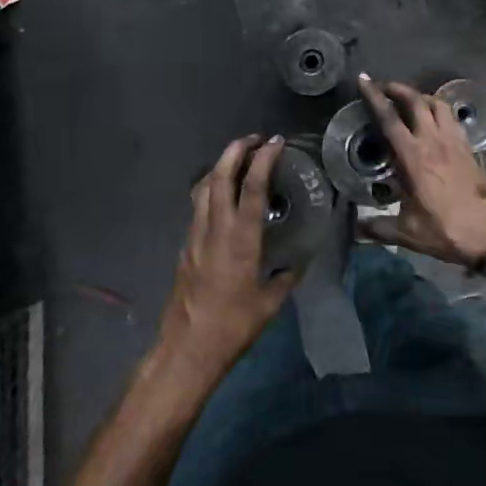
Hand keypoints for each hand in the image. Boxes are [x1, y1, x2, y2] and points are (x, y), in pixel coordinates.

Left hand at [156, 135, 300, 377]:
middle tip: (255, 138)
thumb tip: (299, 260)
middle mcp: (215, 229)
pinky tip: (222, 193)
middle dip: (236, 150)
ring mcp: (196, 235)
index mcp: (241, 239)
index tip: (276, 142)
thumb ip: (286, 275)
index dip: (264, 159)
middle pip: (220, 176)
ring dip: (221, 165)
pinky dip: (211, 187)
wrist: (188, 347)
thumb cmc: (234, 325)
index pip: (251, 187)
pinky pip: (198, 205)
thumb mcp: (270, 302)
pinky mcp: (186, 245)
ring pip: (204, 187)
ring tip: (238, 156)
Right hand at [356, 74, 485, 264]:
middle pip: (416, 101)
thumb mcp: (408, 233)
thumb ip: (378, 229)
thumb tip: (355, 230)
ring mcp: (454, 141)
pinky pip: (452, 118)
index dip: (375, 97)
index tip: (364, 80)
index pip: (390, 119)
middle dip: (398, 88)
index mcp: (414, 157)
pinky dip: (440, 110)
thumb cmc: (447, 230)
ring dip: (421, 95)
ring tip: (409, 100)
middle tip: (383, 87)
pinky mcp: (468, 147)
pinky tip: (434, 119)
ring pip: (438, 104)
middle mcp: (434, 141)